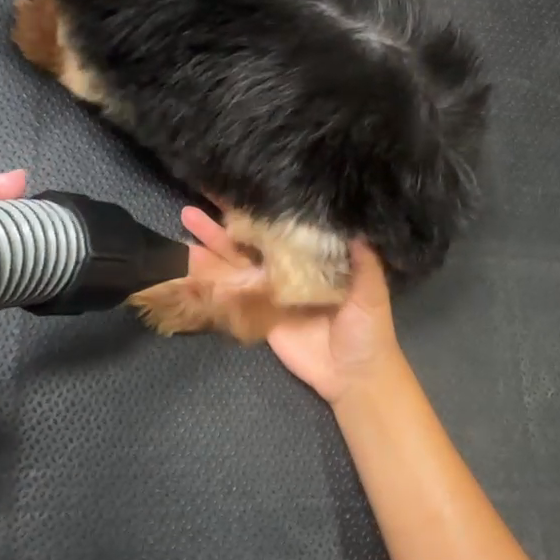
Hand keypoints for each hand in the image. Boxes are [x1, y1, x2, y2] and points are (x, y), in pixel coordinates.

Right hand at [180, 207, 407, 405]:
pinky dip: (210, 277)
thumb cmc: (368, 331)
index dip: (265, 206)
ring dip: (212, 241)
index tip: (246, 182)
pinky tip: (189, 260)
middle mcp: (288, 268)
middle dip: (229, 218)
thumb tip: (357, 222)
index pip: (285, 225)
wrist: (353, 378)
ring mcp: (269, 290)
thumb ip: (364, 261)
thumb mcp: (372, 293)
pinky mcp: (257, 314)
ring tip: (187, 217)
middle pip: (252, 239)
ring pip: (235, 261)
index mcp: (315, 258)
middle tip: (202, 189)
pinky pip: (231, 293)